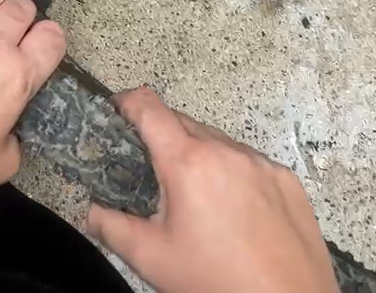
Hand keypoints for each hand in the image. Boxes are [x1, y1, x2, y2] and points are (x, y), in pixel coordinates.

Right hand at [86, 87, 338, 292]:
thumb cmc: (217, 283)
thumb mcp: (151, 259)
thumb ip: (109, 226)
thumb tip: (86, 210)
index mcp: (187, 161)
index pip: (147, 104)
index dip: (126, 102)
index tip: (117, 114)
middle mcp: (225, 150)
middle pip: (180, 121)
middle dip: (160, 136)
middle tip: (154, 172)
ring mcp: (261, 164)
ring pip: (214, 139)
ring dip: (197, 153)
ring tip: (197, 195)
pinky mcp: (288, 181)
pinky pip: (248, 160)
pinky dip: (232, 171)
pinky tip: (235, 209)